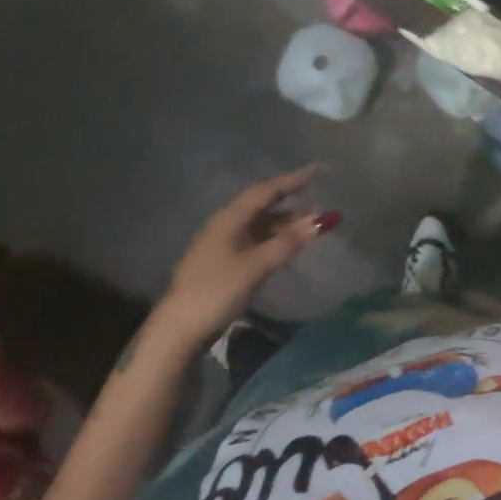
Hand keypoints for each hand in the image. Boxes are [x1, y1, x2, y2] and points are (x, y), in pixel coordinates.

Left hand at [149, 166, 331, 348]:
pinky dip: (274, 239)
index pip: (265, 191)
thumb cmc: (217, 290)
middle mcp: (225, 225)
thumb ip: (288, 242)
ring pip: (259, 225)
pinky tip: (287, 246)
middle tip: (319, 200)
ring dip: (283, 223)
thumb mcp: (256, 265)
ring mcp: (222, 245)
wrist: (180, 329)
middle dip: (290, 202)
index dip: (292, 180)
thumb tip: (320, 220)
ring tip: (310, 225)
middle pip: (261, 206)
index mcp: (229, 218)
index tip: (317, 170)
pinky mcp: (223, 264)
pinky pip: (254, 241)